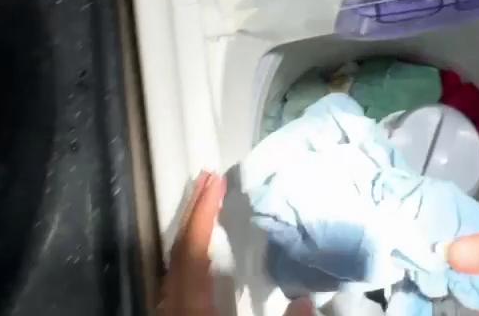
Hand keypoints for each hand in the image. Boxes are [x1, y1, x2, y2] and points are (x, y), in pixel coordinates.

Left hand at [159, 171, 315, 315]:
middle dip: (194, 209)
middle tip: (209, 176)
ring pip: (175, 262)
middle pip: (180, 249)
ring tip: (205, 200)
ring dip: (190, 227)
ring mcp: (171, 310)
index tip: (216, 178)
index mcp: (192, 305)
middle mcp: (174, 303)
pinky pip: (177, 276)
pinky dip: (188, 251)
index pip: (194, 248)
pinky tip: (201, 247)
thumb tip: (307, 299)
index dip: (204, 210)